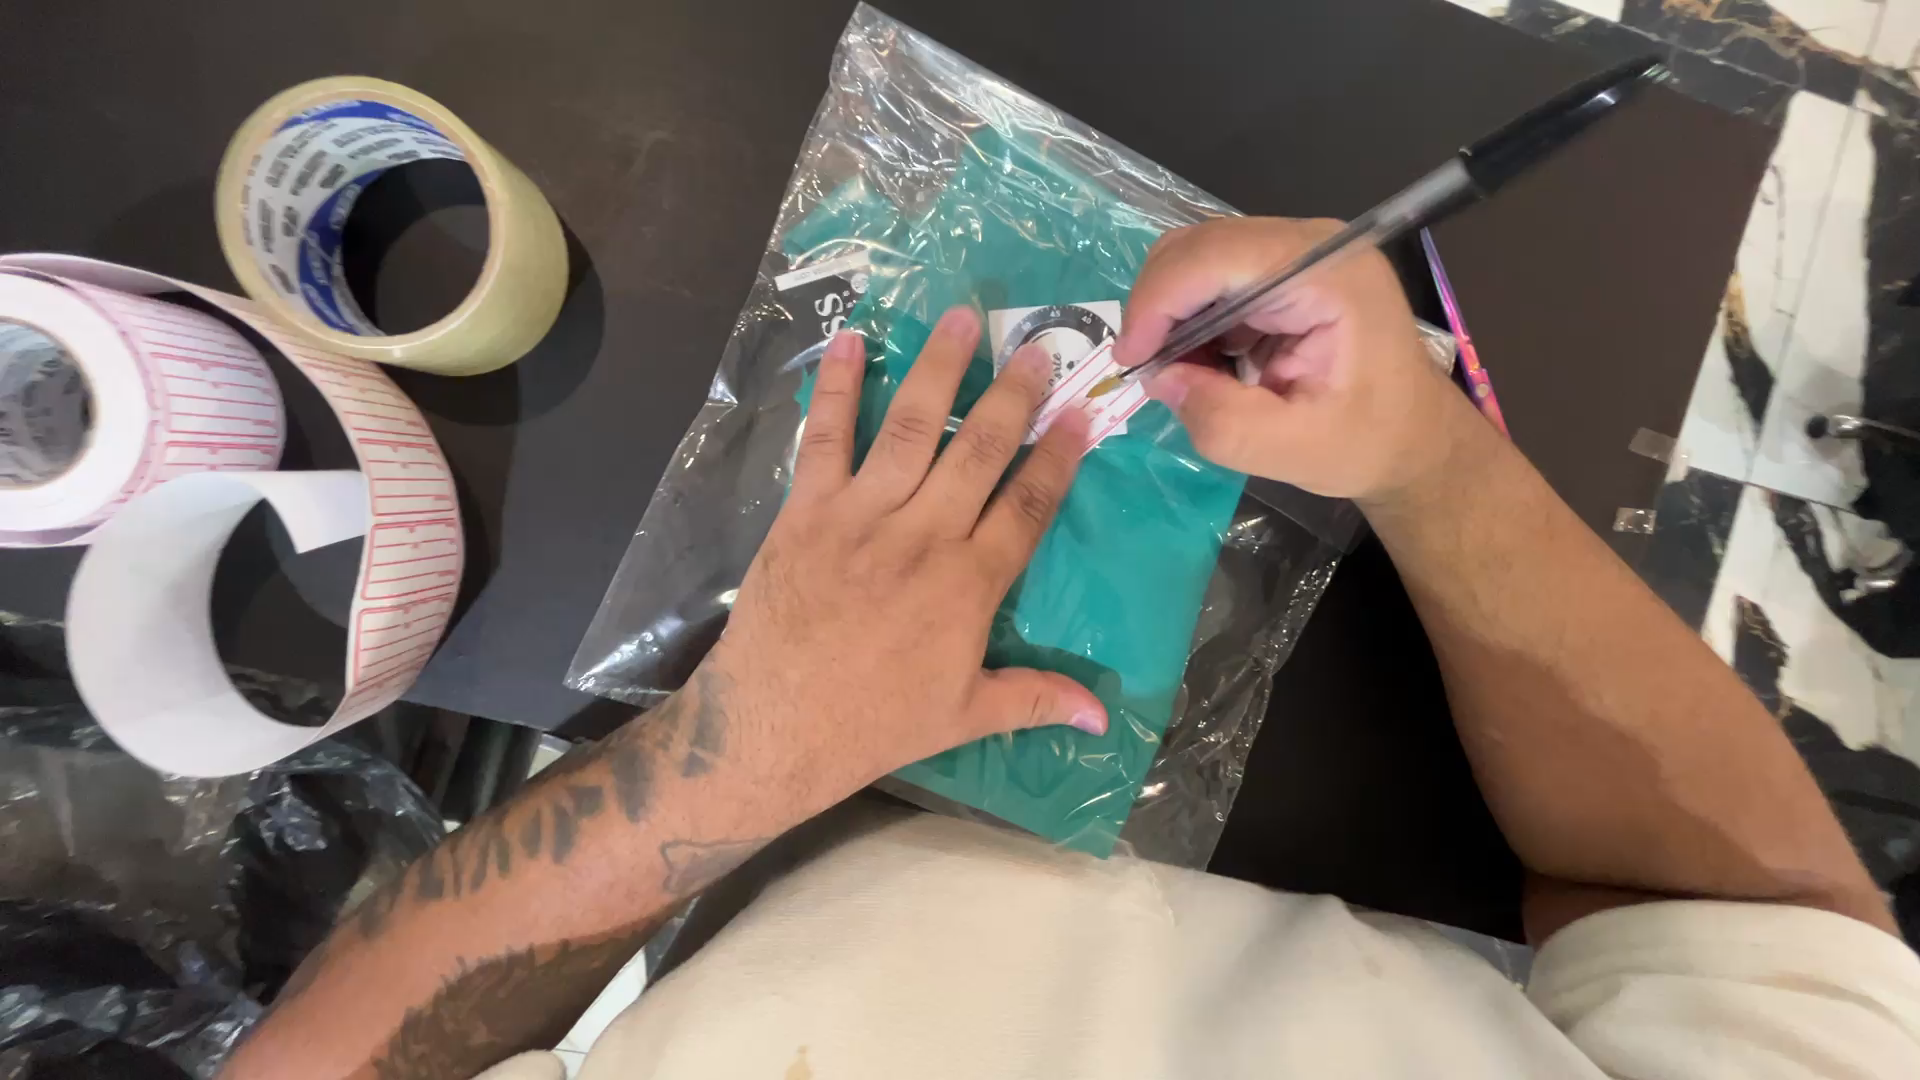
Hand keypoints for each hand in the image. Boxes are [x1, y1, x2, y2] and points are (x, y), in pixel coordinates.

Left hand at [707, 308, 1105, 804]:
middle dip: (1012, 395)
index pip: (1028, 506)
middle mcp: (923, 535)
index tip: (1080, 415)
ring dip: (939, 368)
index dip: (1058, 458)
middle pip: (979, 451)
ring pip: (912, 427)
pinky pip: (826, 436)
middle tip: (1036, 348)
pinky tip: (850, 339)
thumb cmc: (872, 724)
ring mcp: (863, 514)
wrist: (772, 727)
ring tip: (962, 317)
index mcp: (968, 584)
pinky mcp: (808, 509)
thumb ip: (1035, 699)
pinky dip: (836, 385)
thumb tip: (1103, 717)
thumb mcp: (963, 717)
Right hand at [1117, 217, 1477, 505]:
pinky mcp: (1281, 271)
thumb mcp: (1289, 450)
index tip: (1130, 361)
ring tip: (1184, 372)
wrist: (1410, 437)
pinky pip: (1209, 278)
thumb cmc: (1364, 443)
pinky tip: (1205, 361)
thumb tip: (1159, 378)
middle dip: (1157, 308)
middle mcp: (1311, 246)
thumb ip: (1220, 419)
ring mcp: (1296, 253)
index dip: (1158, 301)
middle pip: (1198, 246)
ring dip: (1170, 316)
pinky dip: (1187, 319)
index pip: (1216, 256)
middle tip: (1150, 371)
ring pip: (1195, 258)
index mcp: (1327, 276)